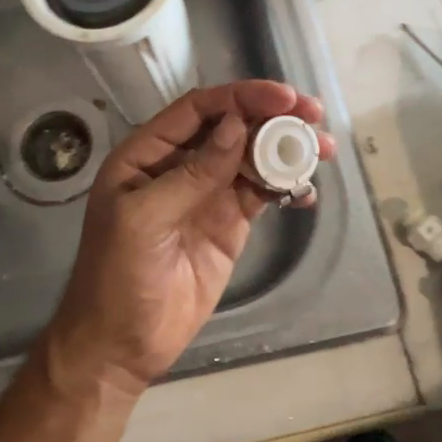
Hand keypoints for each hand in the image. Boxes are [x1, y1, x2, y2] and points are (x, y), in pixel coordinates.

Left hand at [43, 82, 335, 397]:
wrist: (120, 344)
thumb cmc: (117, 277)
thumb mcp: (145, 219)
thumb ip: (192, 173)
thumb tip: (237, 126)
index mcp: (147, 154)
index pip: (199, 110)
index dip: (241, 97)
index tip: (284, 98)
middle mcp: (179, 166)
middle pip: (232, 127)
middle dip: (273, 117)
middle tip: (315, 117)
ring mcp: (206, 195)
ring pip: (252, 157)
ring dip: (287, 149)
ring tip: (324, 149)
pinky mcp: (228, 225)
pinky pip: (261, 193)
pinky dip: (285, 187)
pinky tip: (306, 190)